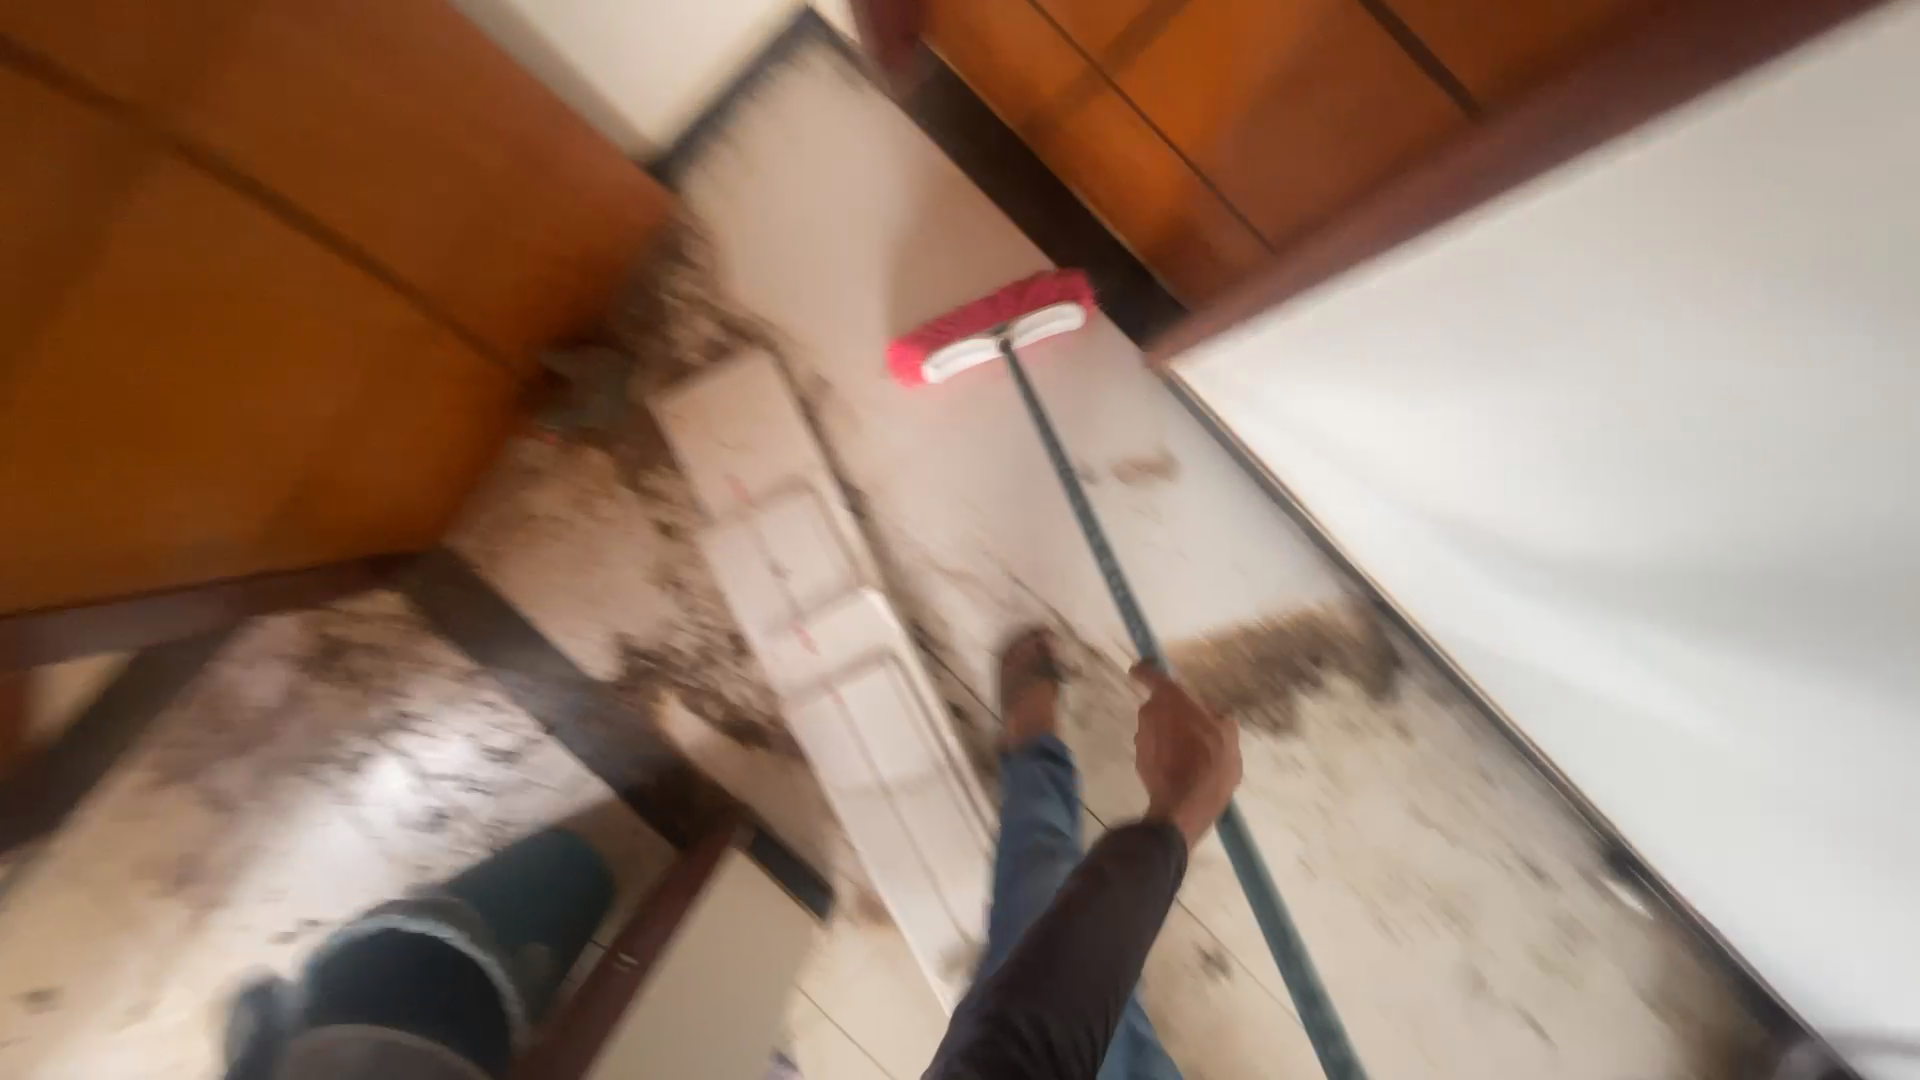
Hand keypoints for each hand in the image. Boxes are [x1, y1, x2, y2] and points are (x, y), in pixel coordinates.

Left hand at [1131, 662, 1240, 846]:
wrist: (1185, 805)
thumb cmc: (1211, 764)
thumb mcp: (1229, 736)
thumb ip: (1217, 717)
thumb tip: (1211, 715)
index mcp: (1170, 699)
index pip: (1149, 673)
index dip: (1147, 668)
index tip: (1147, 667)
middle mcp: (1149, 712)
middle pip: (1158, 704)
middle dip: (1172, 712)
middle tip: (1194, 728)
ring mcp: (1141, 736)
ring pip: (1156, 727)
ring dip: (1169, 734)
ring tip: (1192, 754)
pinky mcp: (1138, 758)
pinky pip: (1153, 747)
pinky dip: (1164, 752)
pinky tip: (1182, 768)